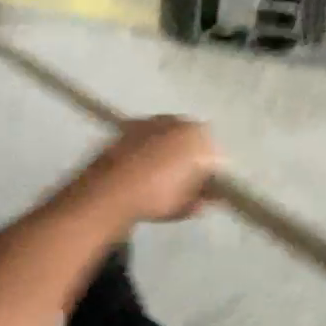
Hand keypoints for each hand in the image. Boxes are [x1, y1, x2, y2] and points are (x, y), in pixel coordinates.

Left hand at [77, 116, 220, 222]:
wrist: (110, 188)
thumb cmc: (156, 197)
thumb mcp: (187, 206)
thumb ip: (204, 198)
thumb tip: (212, 196)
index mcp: (200, 138)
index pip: (215, 156)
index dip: (211, 174)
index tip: (206, 188)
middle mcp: (179, 122)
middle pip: (194, 139)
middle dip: (192, 156)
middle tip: (184, 180)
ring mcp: (153, 119)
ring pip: (171, 133)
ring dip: (170, 148)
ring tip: (161, 172)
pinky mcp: (130, 123)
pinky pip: (149, 134)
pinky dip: (149, 145)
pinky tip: (142, 164)